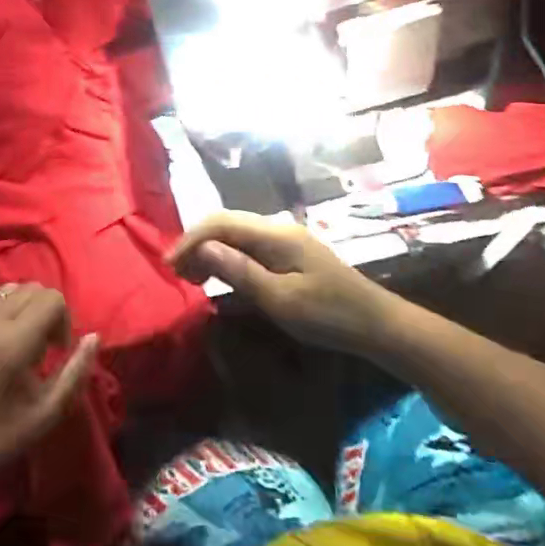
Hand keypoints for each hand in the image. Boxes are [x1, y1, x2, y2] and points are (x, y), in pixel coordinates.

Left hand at [0, 284, 98, 545]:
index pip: (52, 298)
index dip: (64, 321)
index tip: (57, 353)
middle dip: (48, 311)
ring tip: (24, 345)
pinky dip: (5, 311)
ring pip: (10, 289)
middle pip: (33, 288)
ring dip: (26, 308)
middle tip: (44, 350)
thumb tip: (94, 337)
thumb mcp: (46, 415)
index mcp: (13, 343)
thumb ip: (76, 372)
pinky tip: (2, 347)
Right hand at [166, 211, 400, 354]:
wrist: (375, 323)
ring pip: (237, 235)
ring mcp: (286, 240)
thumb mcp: (280, 299)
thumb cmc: (328, 314)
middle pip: (227, 225)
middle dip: (198, 244)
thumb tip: (202, 248)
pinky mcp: (291, 254)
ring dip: (212, 251)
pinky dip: (229, 259)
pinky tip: (221, 278)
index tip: (169, 265)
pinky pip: (250, 247)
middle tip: (177, 274)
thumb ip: (239, 271)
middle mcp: (279, 228)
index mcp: (275, 234)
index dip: (191, 239)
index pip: (221, 222)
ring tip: (192, 278)